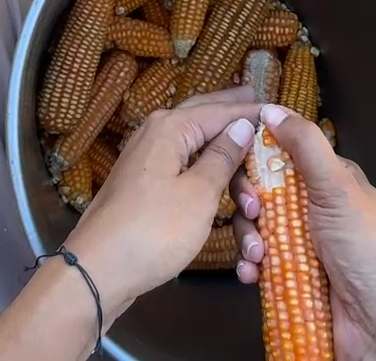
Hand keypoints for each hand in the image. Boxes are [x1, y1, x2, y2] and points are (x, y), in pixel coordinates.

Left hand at [62, 88, 260, 318]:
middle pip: (204, 117)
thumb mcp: (199, 194)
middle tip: (258, 106)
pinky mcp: (145, 183)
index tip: (276, 109)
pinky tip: (218, 174)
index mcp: (171, 127)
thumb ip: (222, 157)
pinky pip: (184, 165)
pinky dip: (206, 170)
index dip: (250, 111)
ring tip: (249, 163)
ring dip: (223, 156)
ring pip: (194, 145)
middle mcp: (157, 133)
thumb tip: (241, 125)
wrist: (98, 269)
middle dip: (232, 115)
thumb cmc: (154, 229)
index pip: (220, 110)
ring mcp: (148, 158)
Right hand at [233, 105, 375, 360]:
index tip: (240, 160)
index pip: (284, 151)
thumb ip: (305, 145)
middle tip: (253, 213)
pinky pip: (257, 259)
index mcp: (329, 179)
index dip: (258, 153)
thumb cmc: (366, 251)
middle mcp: (313, 206)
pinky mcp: (289, 275)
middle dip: (249, 199)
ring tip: (257, 256)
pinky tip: (252, 274)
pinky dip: (250, 265)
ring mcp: (301, 242)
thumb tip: (271, 109)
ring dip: (248, 236)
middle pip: (263, 188)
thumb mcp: (337, 188)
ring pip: (256, 224)